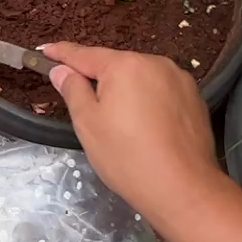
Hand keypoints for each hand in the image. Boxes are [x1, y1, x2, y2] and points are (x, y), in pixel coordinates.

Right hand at [42, 43, 231, 232]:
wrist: (184, 189)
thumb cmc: (127, 157)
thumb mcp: (88, 124)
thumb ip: (73, 90)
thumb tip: (62, 70)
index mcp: (125, 65)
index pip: (85, 54)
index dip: (62, 54)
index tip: (46, 51)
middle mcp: (155, 63)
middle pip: (116, 66)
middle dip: (98, 79)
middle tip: (82, 102)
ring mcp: (179, 80)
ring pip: (140, 79)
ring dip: (125, 91)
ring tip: (117, 121)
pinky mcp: (194, 99)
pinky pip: (160, 92)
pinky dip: (147, 102)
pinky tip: (144, 127)